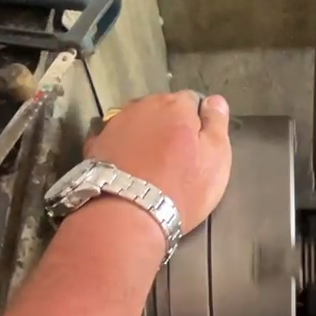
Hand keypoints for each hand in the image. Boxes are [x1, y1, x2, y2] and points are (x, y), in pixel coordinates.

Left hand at [87, 91, 231, 232]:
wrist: (127, 215)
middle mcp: (144, 106)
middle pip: (162, 109)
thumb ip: (218, 124)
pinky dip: (124, 149)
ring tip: (152, 168)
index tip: (199, 147)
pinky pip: (117, 140)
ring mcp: (116, 124)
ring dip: (146, 137)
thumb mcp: (217, 158)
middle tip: (177, 160)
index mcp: (177, 106)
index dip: (198, 123)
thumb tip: (216, 100)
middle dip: (171, 127)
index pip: (192, 101)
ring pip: (138, 123)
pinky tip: (129, 170)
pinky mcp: (97, 144)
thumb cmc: (181, 189)